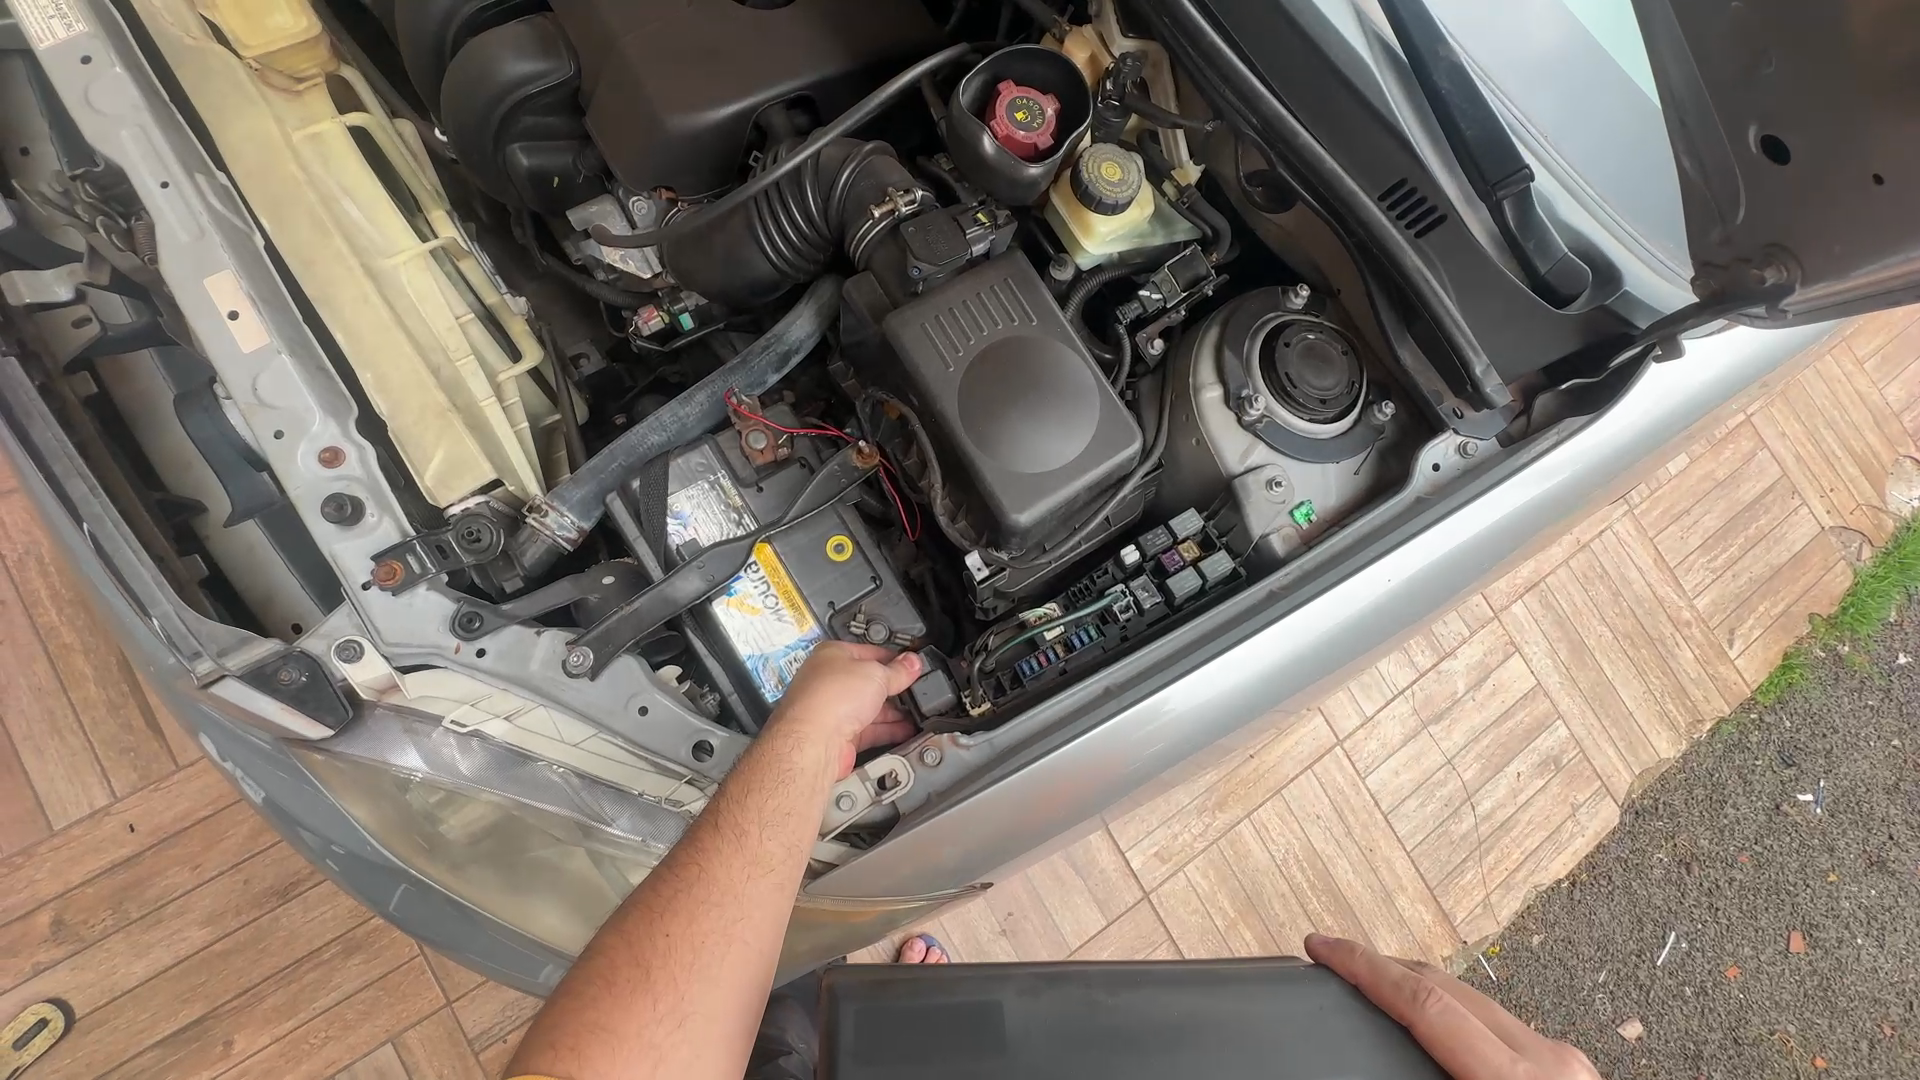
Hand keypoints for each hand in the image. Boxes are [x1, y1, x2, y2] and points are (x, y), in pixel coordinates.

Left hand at [763, 642, 920, 778]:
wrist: (812, 742)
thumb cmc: (829, 700)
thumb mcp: (876, 674)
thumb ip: (898, 670)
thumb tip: (910, 663)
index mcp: (832, 656)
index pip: (869, 652)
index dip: (892, 658)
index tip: (911, 665)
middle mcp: (829, 681)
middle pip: (868, 682)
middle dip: (893, 688)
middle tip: (915, 689)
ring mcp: (832, 710)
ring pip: (869, 708)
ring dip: (893, 712)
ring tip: (915, 713)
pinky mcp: (838, 736)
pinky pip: (868, 730)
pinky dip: (887, 730)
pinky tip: (904, 730)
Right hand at [1306, 934, 1599, 1079]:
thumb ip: (1422, 1078)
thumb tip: (1366, 1064)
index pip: (1423, 1002)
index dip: (1361, 966)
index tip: (1318, 945)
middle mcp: (1548, 1061)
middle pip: (1442, 986)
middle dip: (1380, 966)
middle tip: (1333, 960)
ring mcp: (1566, 1064)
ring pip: (1470, 1001)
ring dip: (1414, 989)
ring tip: (1374, 990)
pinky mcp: (1572, 1074)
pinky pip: (1495, 1025)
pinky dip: (1450, 1015)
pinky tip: (1431, 1029)